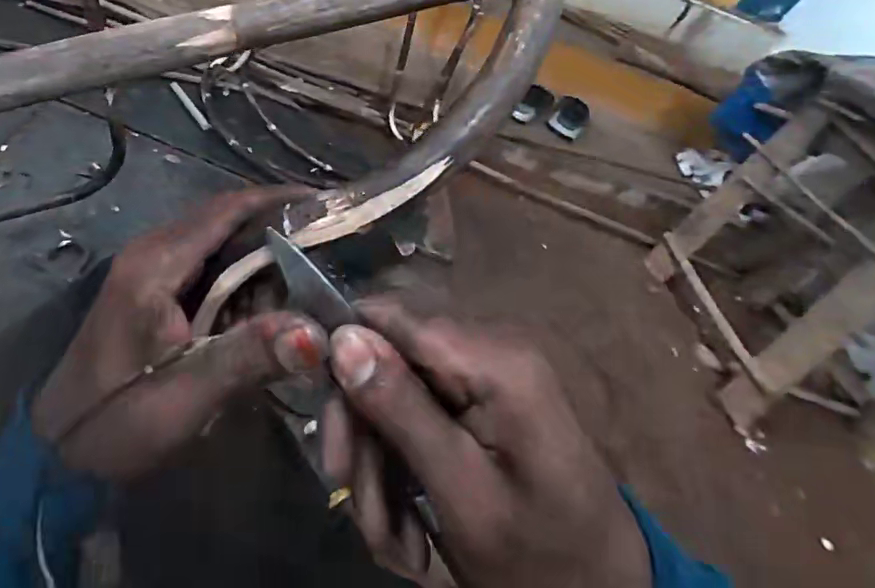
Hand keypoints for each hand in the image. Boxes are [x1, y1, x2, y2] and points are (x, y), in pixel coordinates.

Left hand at [32, 186, 327, 479]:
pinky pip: (202, 264)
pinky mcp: (149, 288)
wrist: (60, 444)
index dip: (276, 200)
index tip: (326, 202)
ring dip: (258, 250)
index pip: (224, 210)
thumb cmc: (119, 419)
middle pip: (221, 219)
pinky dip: (238, 272)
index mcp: (156, 263)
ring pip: (214, 241)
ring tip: (312, 266)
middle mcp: (150, 251)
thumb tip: (317, 331)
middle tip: (332, 239)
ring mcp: (147, 268)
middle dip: (275, 225)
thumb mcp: (187, 394)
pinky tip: (268, 296)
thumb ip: (249, 356)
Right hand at [323, 298, 650, 587]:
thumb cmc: (547, 560)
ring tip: (389, 534)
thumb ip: (403, 411)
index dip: (341, 355)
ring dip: (375, 461)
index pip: (387, 315)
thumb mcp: (465, 496)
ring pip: (387, 390)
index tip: (327, 426)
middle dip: (360, 432)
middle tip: (349, 495)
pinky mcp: (473, 396)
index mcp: (495, 359)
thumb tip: (340, 335)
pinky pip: (407, 409)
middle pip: (382, 357)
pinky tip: (405, 520)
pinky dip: (395, 464)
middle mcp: (485, 348)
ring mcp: (480, 372)